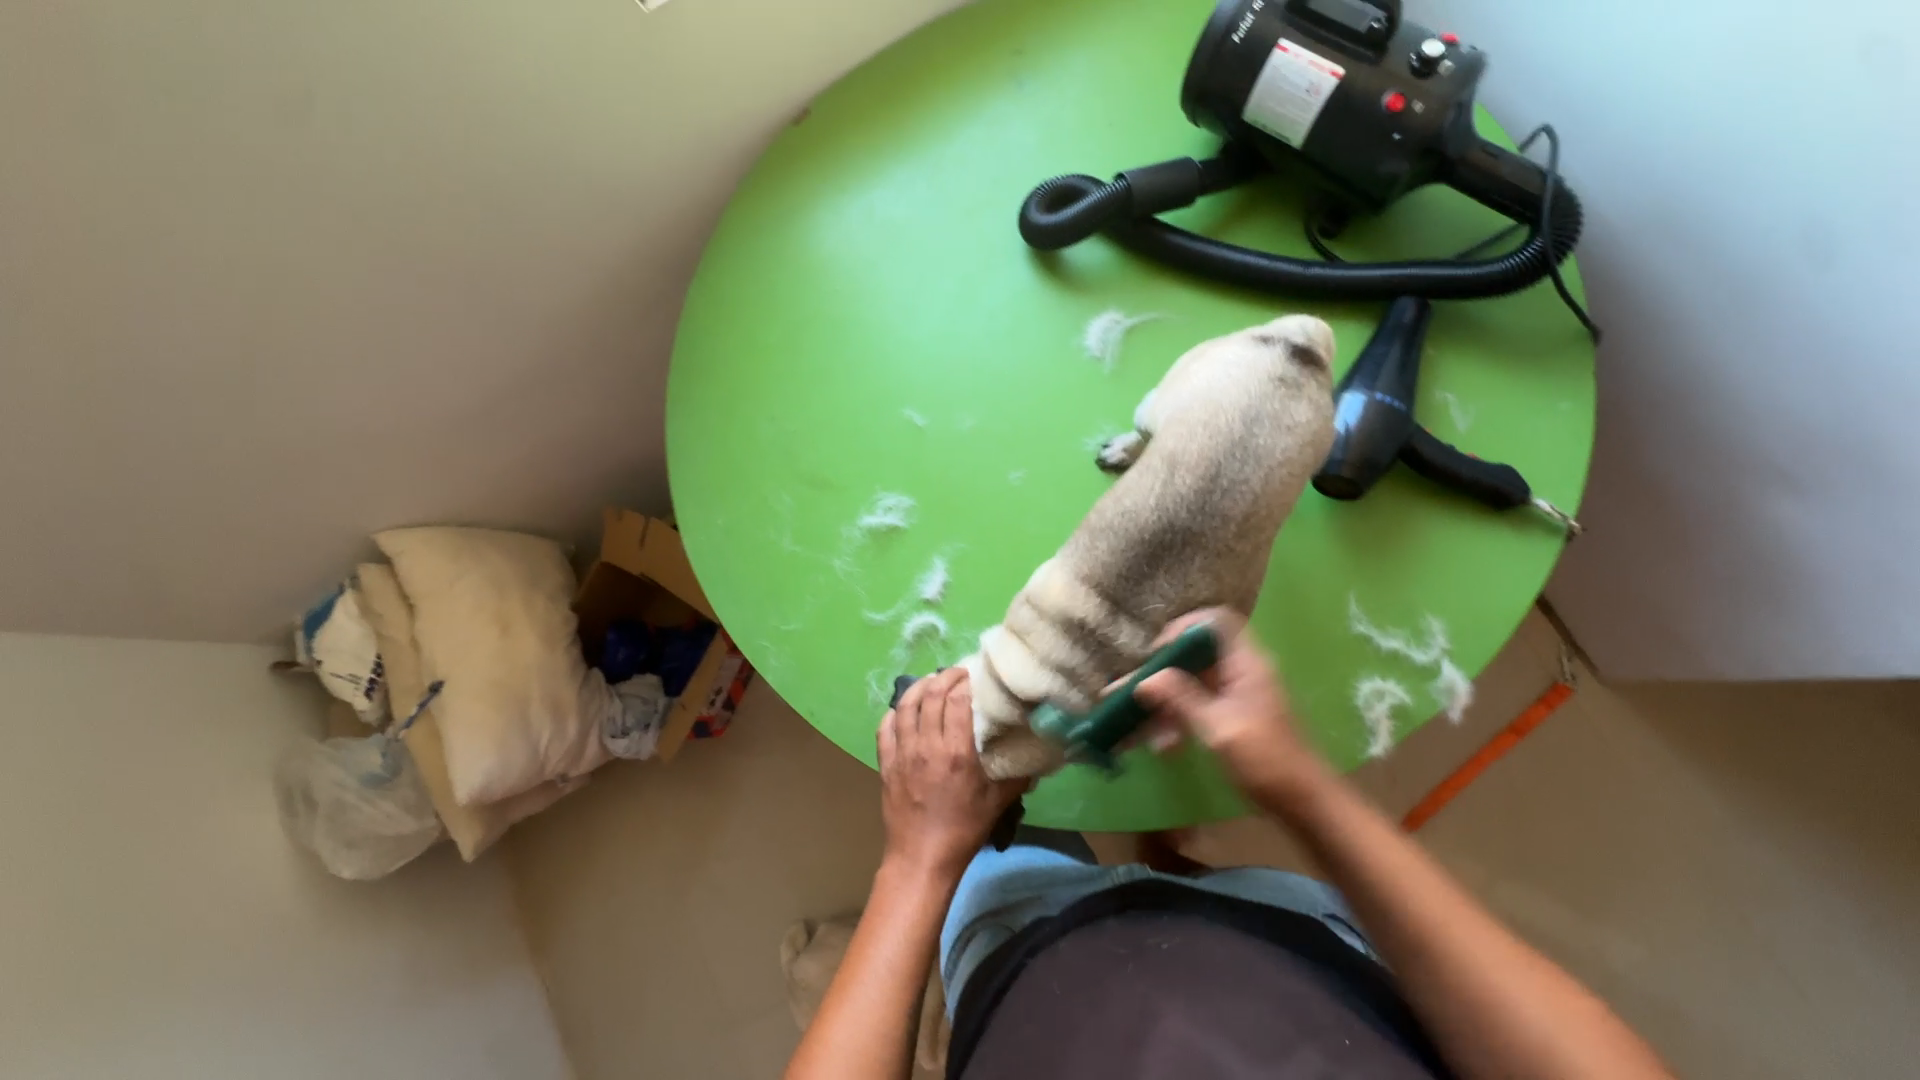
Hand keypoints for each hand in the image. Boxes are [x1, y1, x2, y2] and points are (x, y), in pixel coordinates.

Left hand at [877, 668, 1025, 878]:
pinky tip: (903, 710)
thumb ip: (1017, 776)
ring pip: (905, 706)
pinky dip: (894, 713)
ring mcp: (903, 753)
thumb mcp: (997, 802)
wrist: (922, 857)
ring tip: (930, 682)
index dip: (964, 682)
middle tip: (955, 675)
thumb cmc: (963, 830)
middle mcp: (927, 746)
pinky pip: (885, 728)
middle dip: (943, 678)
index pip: (957, 701)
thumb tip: (1038, 758)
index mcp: (957, 752)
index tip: (973, 677)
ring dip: (918, 688)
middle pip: (930, 696)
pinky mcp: (886, 764)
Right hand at [1132, 609, 1329, 802]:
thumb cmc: (1266, 761)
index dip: (1184, 628)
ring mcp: (1239, 696)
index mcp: (1247, 663)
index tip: (1157, 653)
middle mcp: (1242, 672)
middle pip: (1196, 656)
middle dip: (1161, 675)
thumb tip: (1144, 679)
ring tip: (1137, 730)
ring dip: (1165, 705)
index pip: (1216, 621)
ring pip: (1193, 686)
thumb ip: (1181, 698)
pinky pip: (1199, 708)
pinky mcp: (1234, 719)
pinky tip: (1163, 746)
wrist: (1306, 803)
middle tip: (1128, 693)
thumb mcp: (1218, 728)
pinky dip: (1179, 722)